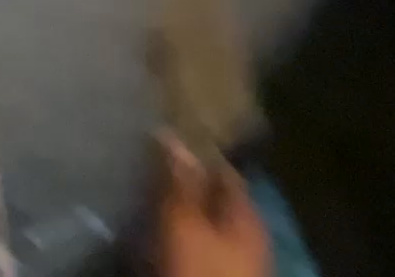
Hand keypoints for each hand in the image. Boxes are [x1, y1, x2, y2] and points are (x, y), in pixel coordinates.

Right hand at [156, 134, 271, 276]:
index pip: (225, 169)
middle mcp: (248, 233)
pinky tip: (157, 220)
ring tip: (146, 185)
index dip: (197, 149)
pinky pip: (198, 236)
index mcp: (248, 216)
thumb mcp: (184, 221)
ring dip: (179, 200)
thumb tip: (174, 136)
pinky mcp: (218, 271)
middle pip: (215, 193)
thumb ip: (181, 179)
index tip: (165, 132)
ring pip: (205, 215)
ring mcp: (237, 257)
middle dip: (185, 175)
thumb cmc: (199, 270)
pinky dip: (179, 223)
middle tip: (149, 157)